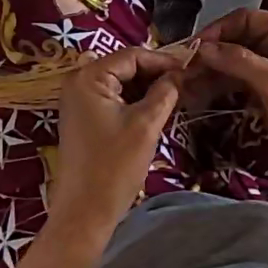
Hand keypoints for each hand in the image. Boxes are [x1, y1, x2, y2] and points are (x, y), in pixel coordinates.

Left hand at [50, 47, 184, 235]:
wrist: (84, 211)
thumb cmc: (114, 166)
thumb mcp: (145, 125)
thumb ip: (163, 93)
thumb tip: (179, 74)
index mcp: (88, 77)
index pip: (130, 56)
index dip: (162, 60)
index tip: (190, 68)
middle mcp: (77, 81)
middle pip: (123, 67)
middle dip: (154, 74)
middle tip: (186, 83)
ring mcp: (77, 99)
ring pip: (118, 83)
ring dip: (145, 88)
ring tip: (176, 95)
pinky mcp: (81, 116)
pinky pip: (111, 97)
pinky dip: (132, 100)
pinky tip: (154, 109)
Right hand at [192, 8, 267, 172]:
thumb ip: (239, 62)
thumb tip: (202, 48)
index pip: (246, 18)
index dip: (218, 29)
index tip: (194, 46)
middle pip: (237, 38)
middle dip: (211, 51)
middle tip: (185, 65)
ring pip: (233, 58)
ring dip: (211, 68)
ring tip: (187, 79)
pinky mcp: (266, 88)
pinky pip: (236, 77)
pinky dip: (218, 83)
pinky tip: (199, 90)